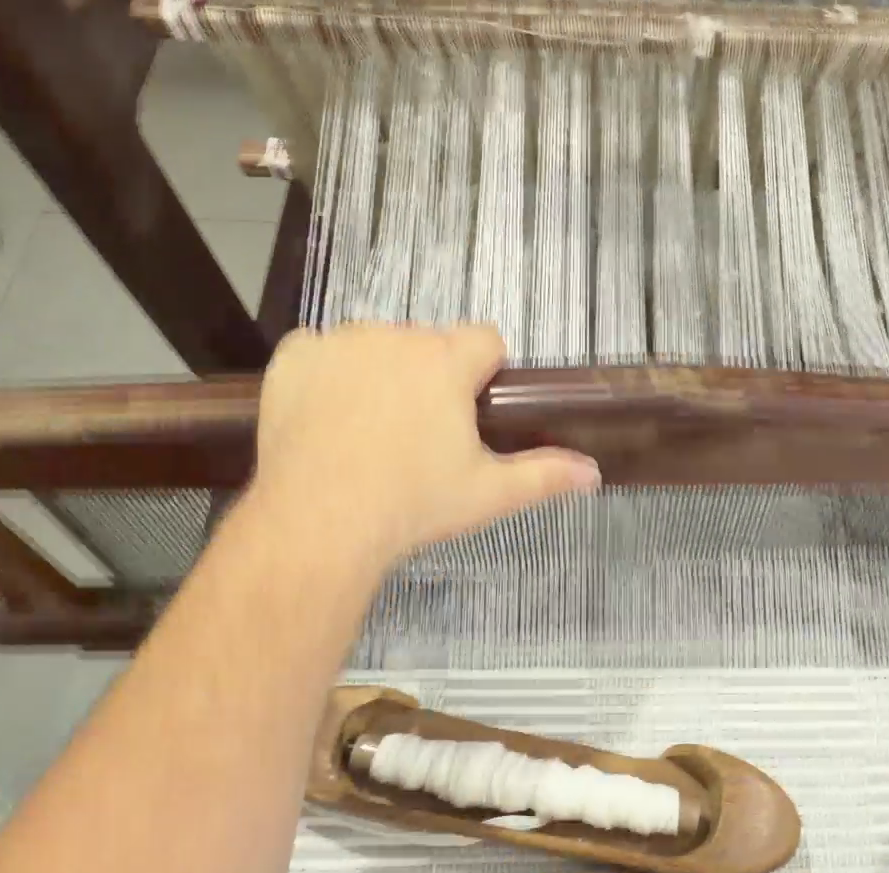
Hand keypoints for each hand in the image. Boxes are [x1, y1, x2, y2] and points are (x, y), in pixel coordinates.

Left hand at [244, 324, 600, 565]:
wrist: (320, 520)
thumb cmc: (414, 504)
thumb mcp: (489, 494)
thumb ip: (545, 475)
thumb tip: (594, 474)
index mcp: (446, 360)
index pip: (486, 339)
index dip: (485, 375)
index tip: (472, 414)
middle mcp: (394, 336)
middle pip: (429, 344)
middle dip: (432, 378)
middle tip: (422, 439)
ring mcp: (339, 342)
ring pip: (377, 346)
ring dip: (383, 374)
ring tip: (372, 434)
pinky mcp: (294, 355)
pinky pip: (323, 352)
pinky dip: (330, 377)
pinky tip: (329, 421)